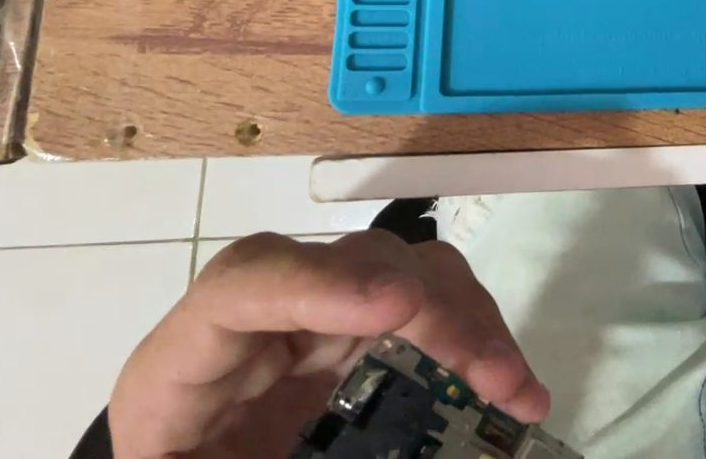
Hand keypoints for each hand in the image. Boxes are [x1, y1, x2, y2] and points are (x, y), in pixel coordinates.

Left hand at [108, 231, 548, 458]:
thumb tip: (388, 451)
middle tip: (489, 372)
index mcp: (192, 362)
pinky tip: (513, 386)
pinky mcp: (366, 336)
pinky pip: (434, 308)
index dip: (323, 281)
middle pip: (358, 264)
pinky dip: (478, 339)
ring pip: (412, 272)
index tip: (400, 308)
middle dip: (435, 308)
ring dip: (472, 319)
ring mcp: (324, 317)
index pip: (247, 284)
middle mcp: (268, 317)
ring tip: (513, 386)